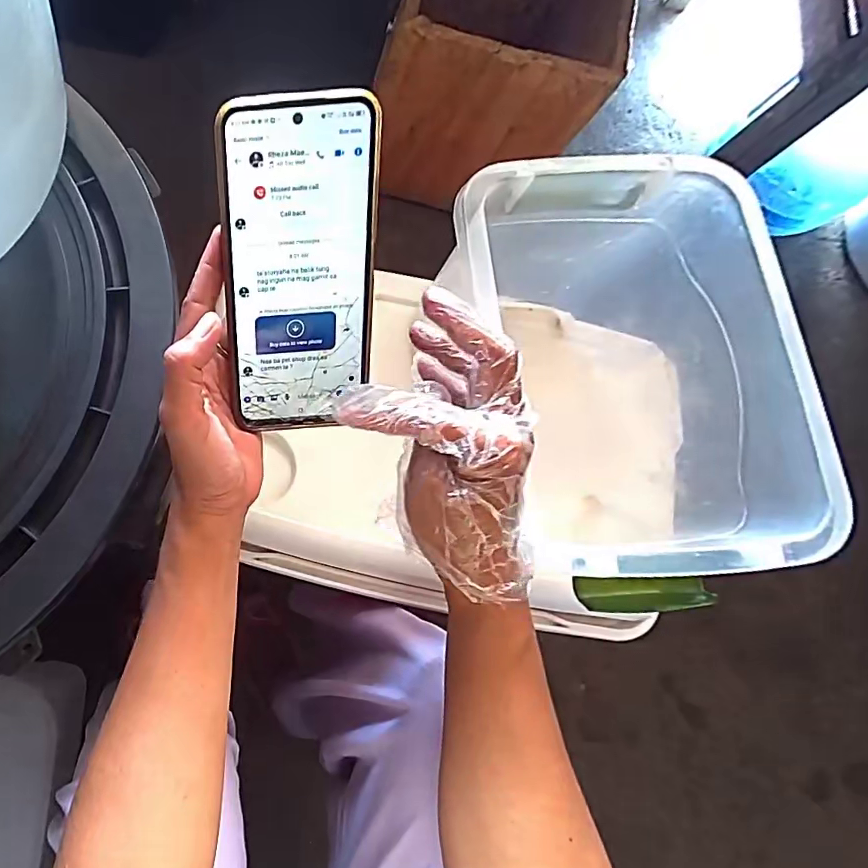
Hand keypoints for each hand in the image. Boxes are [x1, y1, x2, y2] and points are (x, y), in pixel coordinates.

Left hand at [162, 227, 261, 524]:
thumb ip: (184, 373)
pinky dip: (278, 340)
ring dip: (260, 305)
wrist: (220, 500)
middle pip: (224, 311)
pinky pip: (265, 358)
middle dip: (237, 277)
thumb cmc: (197, 468)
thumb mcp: (184, 418)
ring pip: (246, 332)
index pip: (198, 308)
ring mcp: (231, 381)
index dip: (209, 272)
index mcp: (188, 367)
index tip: (222, 240)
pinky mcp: (254, 395)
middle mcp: (208, 368)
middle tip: (254, 246)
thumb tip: (203, 331)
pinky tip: (291, 329)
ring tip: (277, 277)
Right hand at [335, 286, 533, 602]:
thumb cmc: (462, 535)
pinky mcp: (492, 435)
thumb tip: (391, 404)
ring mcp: (504, 429)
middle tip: (431, 304)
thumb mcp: (429, 483)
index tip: (359, 407)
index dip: (391, 404)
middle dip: (460, 326)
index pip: (438, 404)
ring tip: (423, 328)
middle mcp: (509, 428)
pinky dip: (450, 371)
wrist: (483, 564)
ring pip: (484, 370)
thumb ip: (418, 433)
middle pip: (491, 359)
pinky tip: (429, 365)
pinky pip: (474, 390)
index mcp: (497, 441)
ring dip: (453, 345)